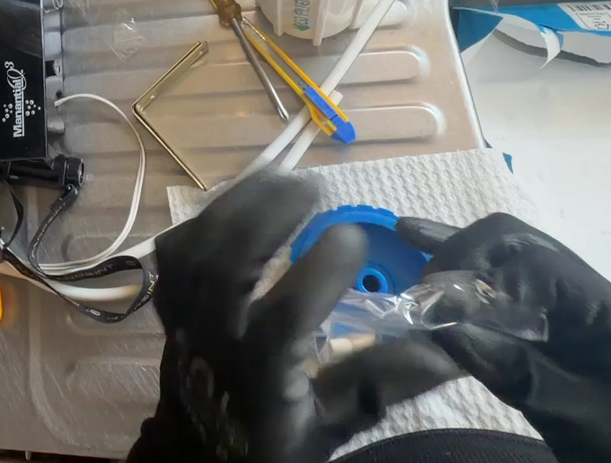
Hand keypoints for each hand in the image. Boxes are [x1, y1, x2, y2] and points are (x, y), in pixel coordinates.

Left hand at [130, 172, 458, 462]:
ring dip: (233, 205)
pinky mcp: (165, 301)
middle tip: (309, 185)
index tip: (351, 235)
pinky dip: (202, 218)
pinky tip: (235, 196)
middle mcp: (213, 342)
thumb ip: (378, 386)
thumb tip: (444, 351)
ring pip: (194, 248)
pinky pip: (173, 250)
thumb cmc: (271, 443)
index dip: (316, 276)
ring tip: (275, 176)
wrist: (194, 457)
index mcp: (259, 380)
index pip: (283, 322)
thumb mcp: (329, 427)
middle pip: (225, 268)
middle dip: (265, 218)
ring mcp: (181, 317)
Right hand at [396, 213, 610, 462]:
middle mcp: (600, 298)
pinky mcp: (565, 324)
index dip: (480, 272)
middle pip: (522, 244)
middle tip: (425, 287)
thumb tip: (438, 326)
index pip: (539, 264)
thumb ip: (512, 371)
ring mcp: (583, 308)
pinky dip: (472, 271)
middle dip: (467, 255)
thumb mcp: (577, 423)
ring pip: (513, 256)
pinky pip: (514, 285)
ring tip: (408, 238)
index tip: (432, 299)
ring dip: (463, 254)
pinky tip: (424, 242)